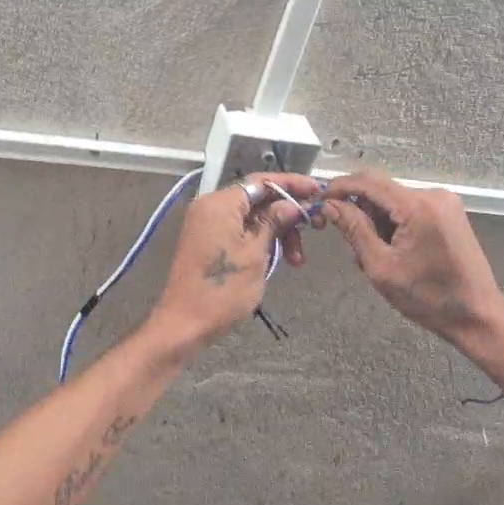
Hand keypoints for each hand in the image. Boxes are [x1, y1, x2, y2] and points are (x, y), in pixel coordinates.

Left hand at [145, 173, 319, 354]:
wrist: (185, 323)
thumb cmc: (223, 289)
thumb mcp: (255, 254)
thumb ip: (274, 223)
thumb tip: (293, 204)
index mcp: (219, 203)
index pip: (260, 182)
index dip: (291, 184)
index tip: (318, 191)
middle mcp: (210, 206)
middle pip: (257, 198)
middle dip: (286, 214)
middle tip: (313, 231)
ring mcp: (207, 224)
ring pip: (251, 217)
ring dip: (277, 232)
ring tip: (296, 260)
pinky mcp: (208, 241)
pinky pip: (240, 230)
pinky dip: (261, 240)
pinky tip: (279, 260)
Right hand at [322, 172, 503, 345]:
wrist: (478, 317)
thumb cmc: (428, 298)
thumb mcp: (381, 267)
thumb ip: (354, 230)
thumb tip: (330, 204)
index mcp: (417, 206)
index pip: (367, 181)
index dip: (339, 187)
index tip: (320, 201)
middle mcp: (433, 195)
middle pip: (380, 189)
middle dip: (360, 210)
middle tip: (351, 241)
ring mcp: (444, 202)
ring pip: (393, 199)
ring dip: (377, 219)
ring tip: (376, 254)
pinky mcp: (449, 212)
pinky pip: (409, 206)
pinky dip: (394, 222)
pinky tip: (394, 249)